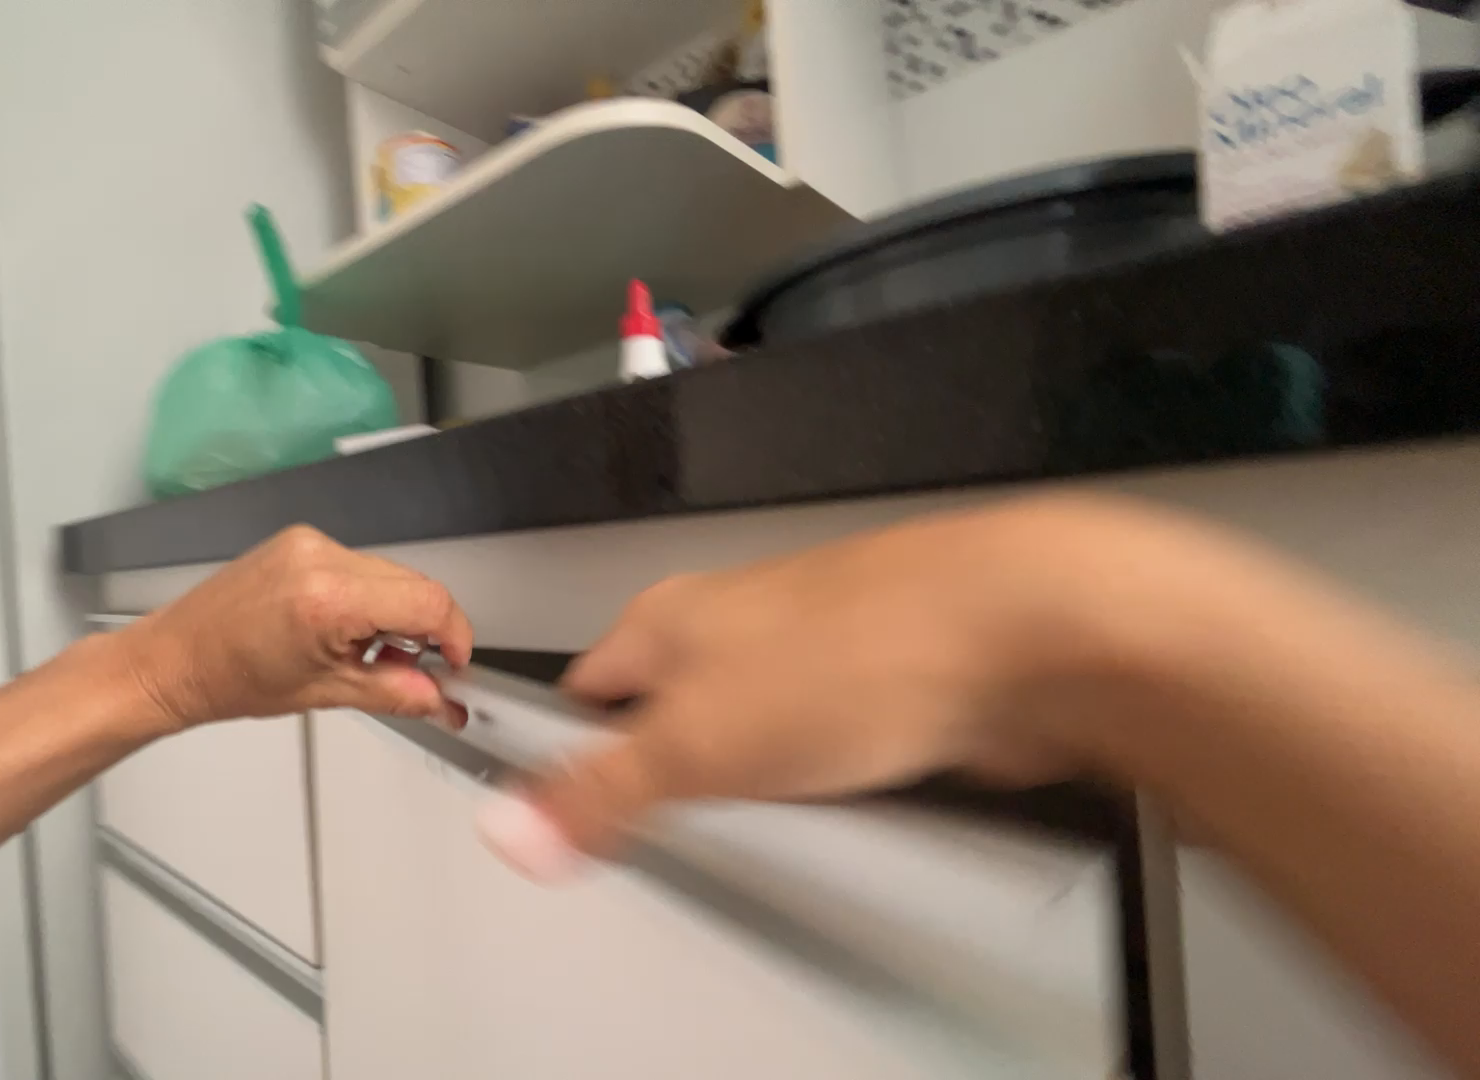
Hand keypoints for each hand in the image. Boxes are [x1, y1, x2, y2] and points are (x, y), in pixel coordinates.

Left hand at [109, 526, 472, 736]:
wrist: (175, 659)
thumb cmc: (232, 681)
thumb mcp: (327, 695)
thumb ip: (398, 693)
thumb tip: (444, 700)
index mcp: (329, 599)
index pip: (428, 602)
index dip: (456, 635)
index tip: (456, 663)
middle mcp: (323, 557)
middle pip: (415, 584)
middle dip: (426, 628)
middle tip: (412, 668)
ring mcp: (310, 543)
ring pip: (391, 573)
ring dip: (397, 612)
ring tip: (366, 650)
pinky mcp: (302, 540)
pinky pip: (362, 564)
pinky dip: (370, 596)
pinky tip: (346, 626)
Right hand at [477, 496, 1260, 880]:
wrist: (1014, 631)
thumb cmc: (852, 652)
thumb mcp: (696, 743)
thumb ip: (599, 791)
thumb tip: (516, 827)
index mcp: (664, 622)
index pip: (581, 692)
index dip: (568, 751)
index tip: (572, 808)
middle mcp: (723, 626)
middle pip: (658, 716)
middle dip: (663, 778)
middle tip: (674, 827)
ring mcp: (793, 652)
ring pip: (736, 735)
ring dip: (740, 784)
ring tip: (757, 819)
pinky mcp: (856, 684)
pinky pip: (805, 748)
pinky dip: (808, 784)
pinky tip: (826, 807)